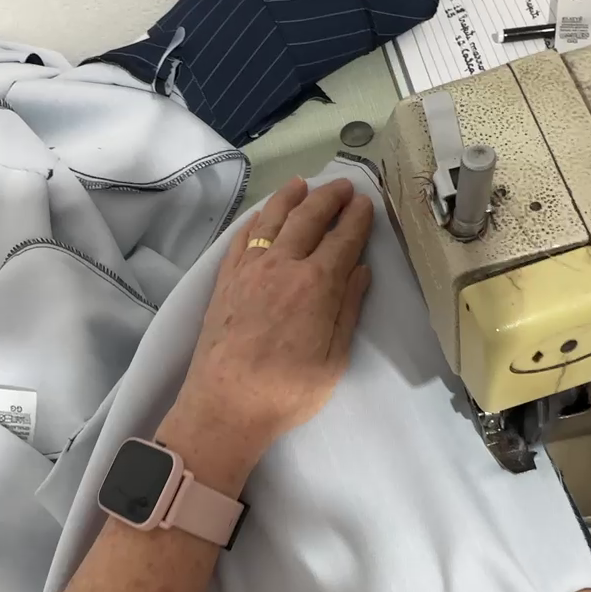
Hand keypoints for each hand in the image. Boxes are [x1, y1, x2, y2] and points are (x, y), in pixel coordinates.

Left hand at [160, 177, 373, 489]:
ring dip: (290, 198)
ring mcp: (248, 271)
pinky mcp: (224, 281)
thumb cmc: (286, 393)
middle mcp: (282, 266)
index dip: (357, 219)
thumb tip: (360, 271)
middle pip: (308, 218)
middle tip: (342, 186)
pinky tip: (262, 216)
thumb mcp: (333, 360)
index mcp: (316, 285)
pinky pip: (242, 239)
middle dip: (329, 198)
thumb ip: (348, 310)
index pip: (343, 239)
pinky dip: (256, 220)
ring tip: (302, 184)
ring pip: (271, 220)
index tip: (366, 204)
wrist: (224, 407)